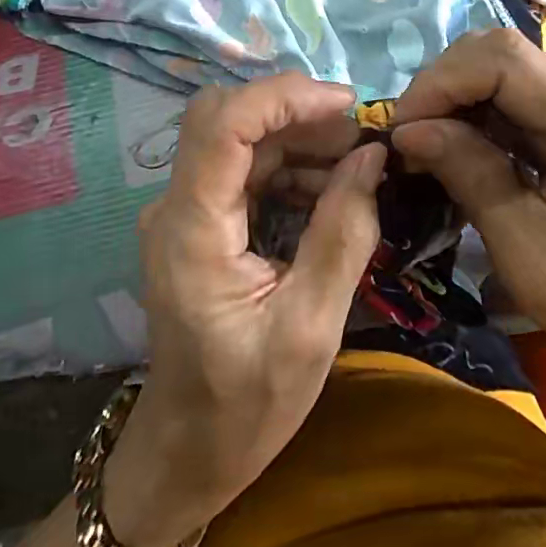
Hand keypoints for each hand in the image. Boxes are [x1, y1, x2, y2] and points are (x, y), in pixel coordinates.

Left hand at [101, 73, 384, 546]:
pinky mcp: (196, 224)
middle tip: (362, 139)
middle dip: (296, 116)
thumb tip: (371, 158)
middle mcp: (174, 207)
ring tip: (357, 167)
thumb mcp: (311, 327)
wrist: (189, 447)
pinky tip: (328, 192)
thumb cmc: (248, 404)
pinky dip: (285, 169)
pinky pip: (240, 173)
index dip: (284, 98)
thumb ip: (342, 235)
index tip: (348, 106)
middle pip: (224, 121)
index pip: (222, 124)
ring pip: (235, 142)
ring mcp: (181, 213)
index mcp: (191, 230)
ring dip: (296, 142)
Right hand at [390, 30, 545, 373]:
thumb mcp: (526, 250)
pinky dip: (477, 112)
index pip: (507, 61)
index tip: (403, 126)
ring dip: (456, 99)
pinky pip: (519, 93)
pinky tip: (461, 148)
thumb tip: (407, 130)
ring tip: (427, 146)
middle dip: (442, 87)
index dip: (443, 81)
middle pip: (503, 55)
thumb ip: (471, 177)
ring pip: (506, 68)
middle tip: (409, 138)